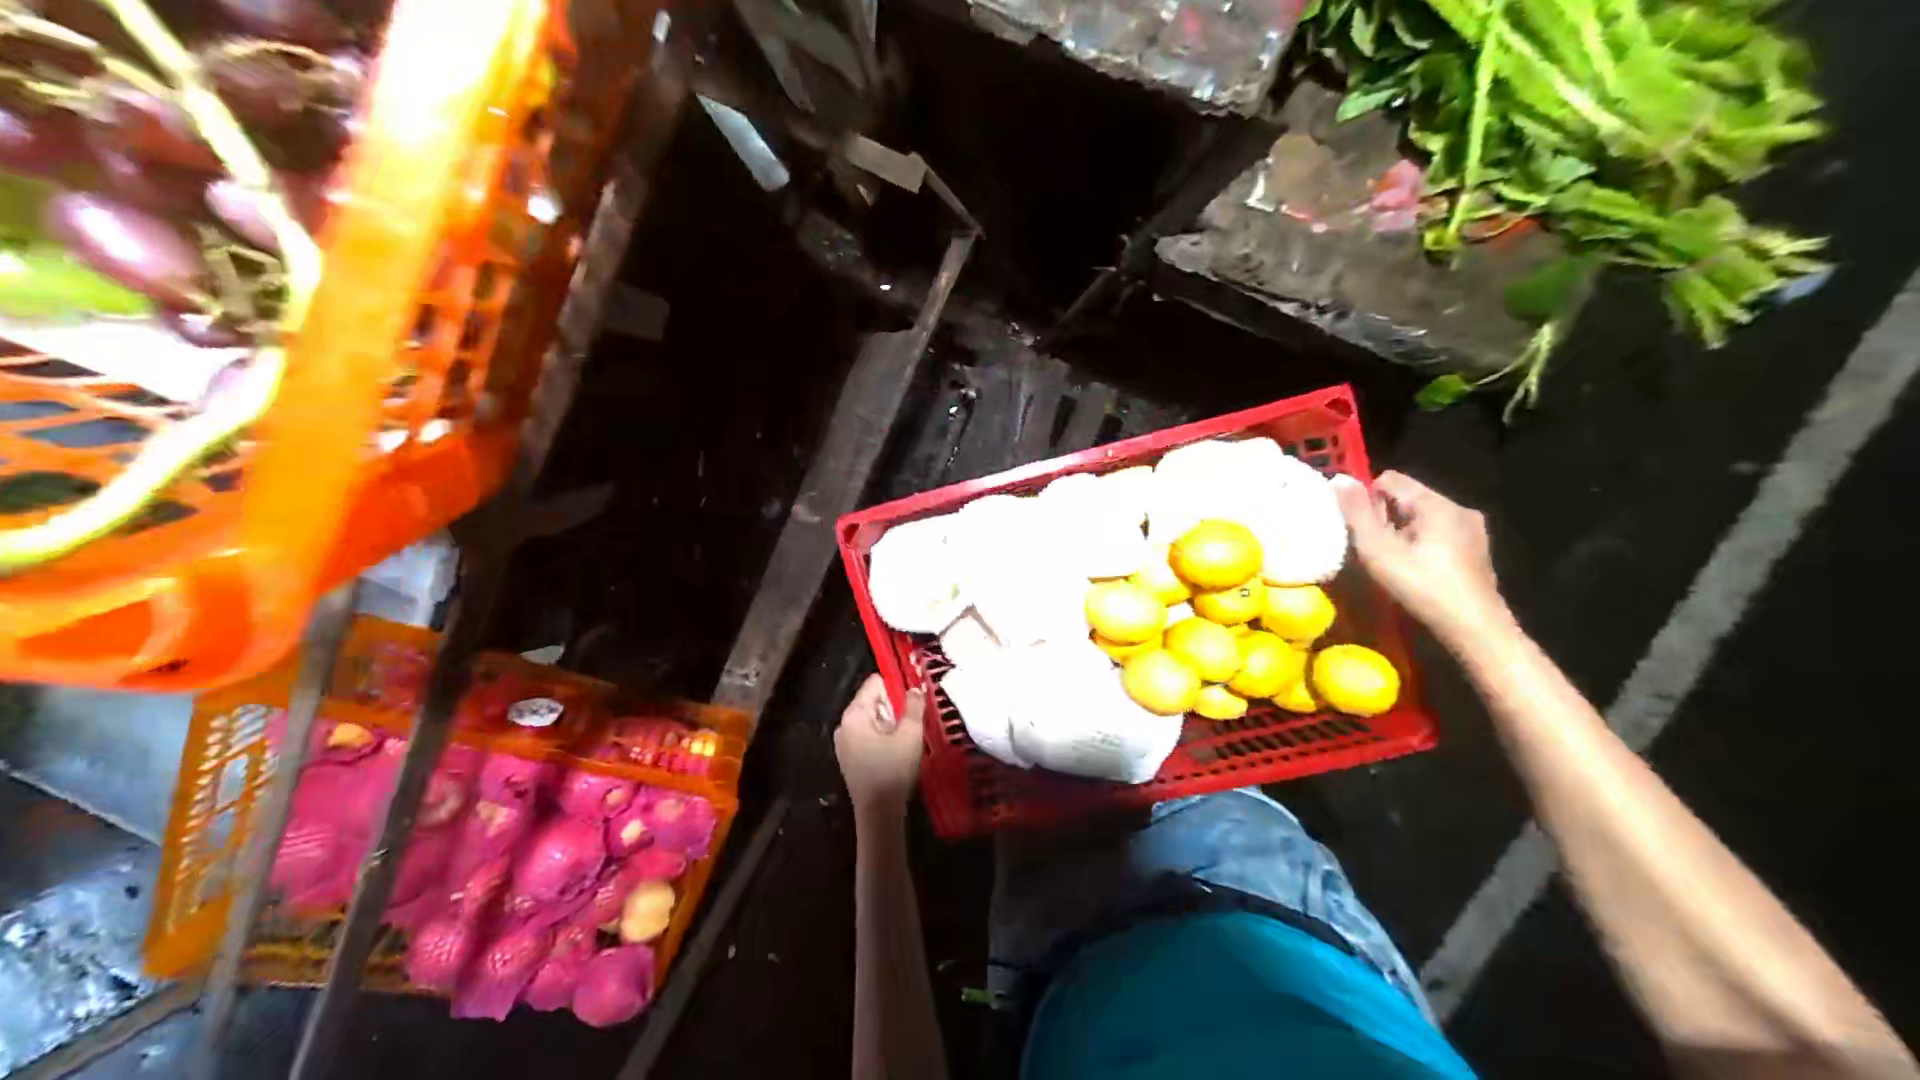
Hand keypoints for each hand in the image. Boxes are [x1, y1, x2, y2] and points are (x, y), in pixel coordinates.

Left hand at [835, 674, 925, 818]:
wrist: (878, 813)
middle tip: (911, 725)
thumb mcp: (910, 734)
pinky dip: (882, 738)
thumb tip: (915, 688)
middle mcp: (844, 724)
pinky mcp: (849, 758)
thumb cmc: (893, 769)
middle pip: (872, 701)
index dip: (896, 688)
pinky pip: (867, 735)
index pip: (875, 683)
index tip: (912, 702)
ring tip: (906, 740)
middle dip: (894, 708)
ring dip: (890, 724)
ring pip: (872, 719)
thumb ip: (914, 706)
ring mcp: (844, 742)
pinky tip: (895, 752)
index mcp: (854, 714)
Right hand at [1332, 471, 1513, 649]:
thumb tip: (1338, 478)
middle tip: (1372, 548)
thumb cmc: (1422, 586)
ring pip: (1422, 516)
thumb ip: (1357, 514)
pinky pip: (1438, 532)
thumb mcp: (1379, 550)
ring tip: (1390, 560)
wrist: (1474, 628)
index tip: (1358, 528)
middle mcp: (1458, 508)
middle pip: (1407, 497)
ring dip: (1400, 531)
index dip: (1366, 498)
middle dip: (1383, 516)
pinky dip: (1420, 542)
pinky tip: (1414, 569)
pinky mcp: (1476, 549)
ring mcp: (1472, 529)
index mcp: (1437, 504)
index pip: (1390, 480)